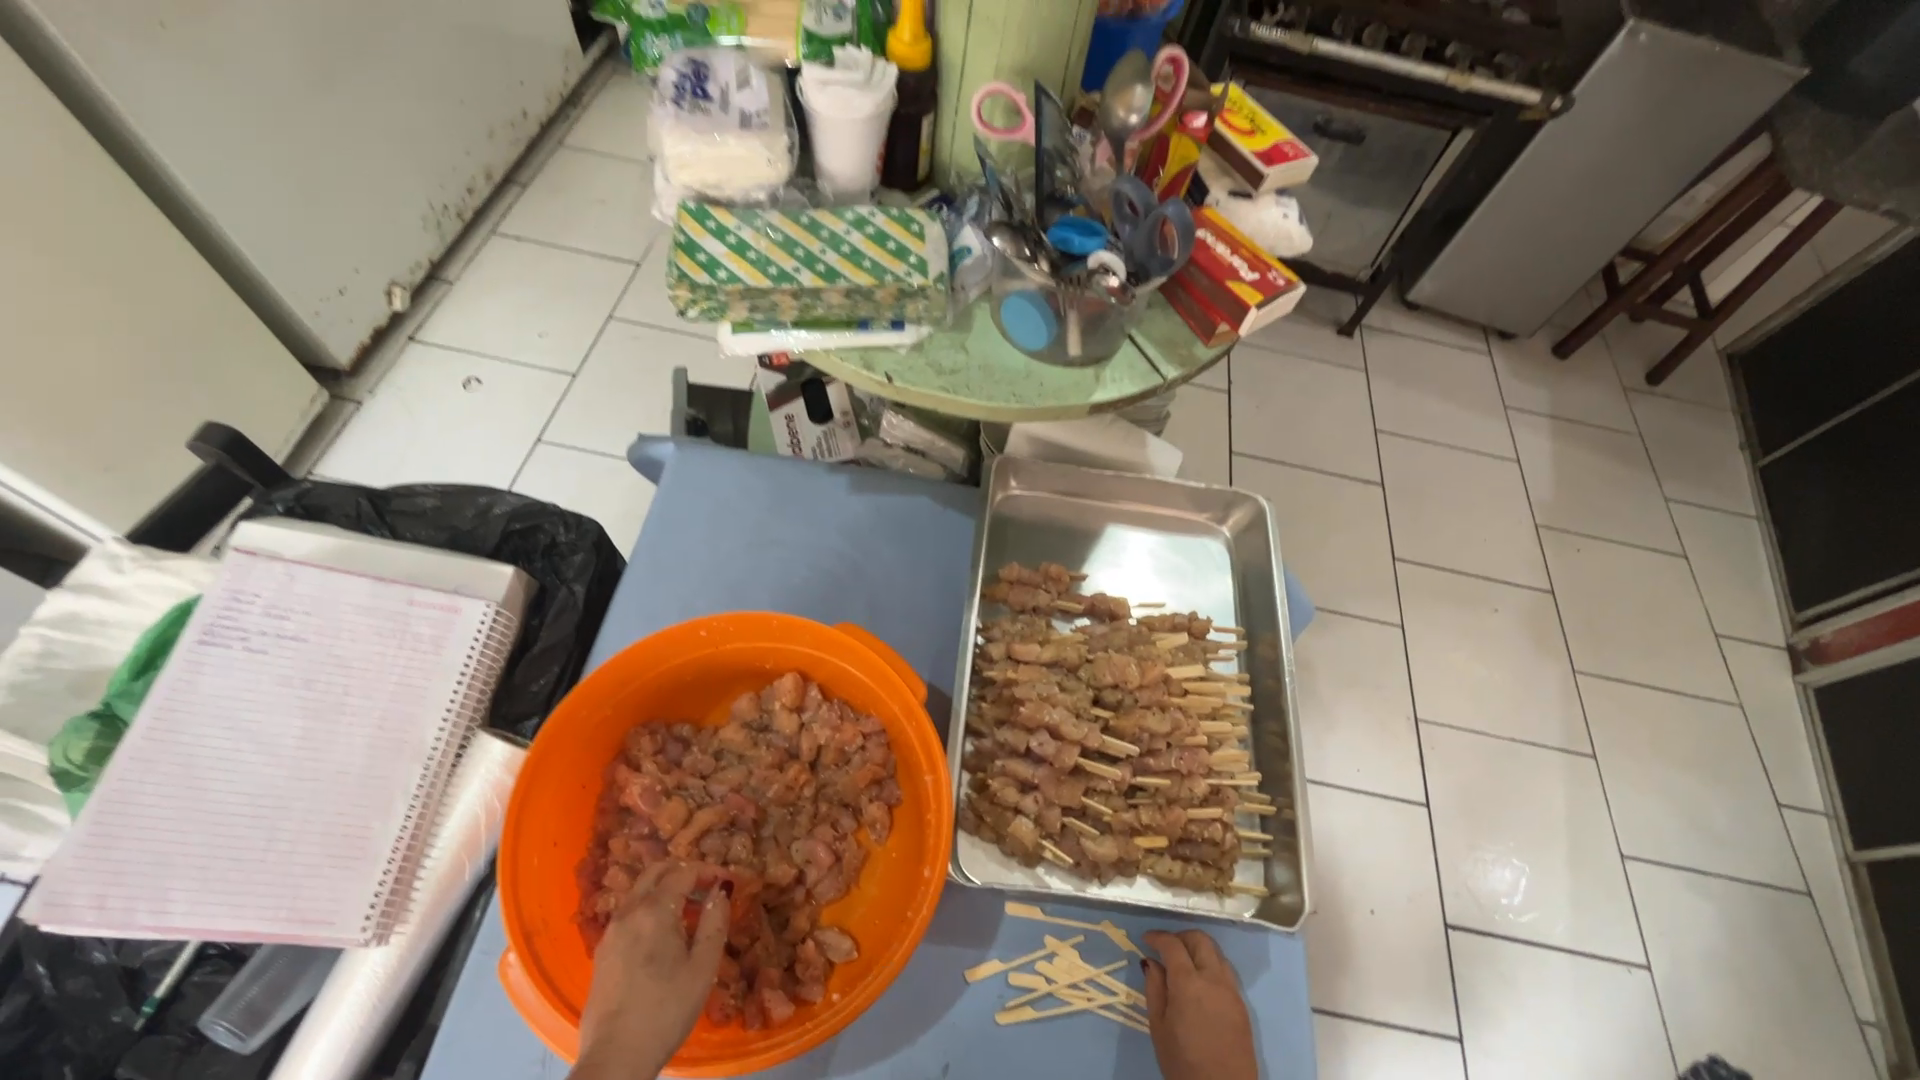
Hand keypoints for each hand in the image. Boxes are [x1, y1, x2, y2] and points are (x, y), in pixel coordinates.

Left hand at [571, 861, 730, 1079]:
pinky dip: (650, 910)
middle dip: (685, 873)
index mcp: (654, 911)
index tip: (729, 882)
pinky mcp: (602, 953)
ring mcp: (611, 933)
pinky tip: (665, 938)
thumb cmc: (667, 1010)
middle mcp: (628, 913)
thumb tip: (720, 891)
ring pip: (640, 893)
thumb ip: (714, 922)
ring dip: (666, 891)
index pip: (684, 872)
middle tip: (709, 890)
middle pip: (656, 872)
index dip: (709, 871)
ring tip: (691, 914)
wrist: (616, 1056)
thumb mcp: (703, 966)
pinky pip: (629, 915)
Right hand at [1141, 929, 1257, 1079]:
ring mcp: (1232, 990)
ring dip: (1198, 948)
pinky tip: (1199, 980)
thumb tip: (1152, 962)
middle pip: (1200, 939)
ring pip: (1216, 952)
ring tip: (1182, 961)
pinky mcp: (1242, 1004)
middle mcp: (1214, 979)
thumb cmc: (1183, 1063)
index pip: (1173, 945)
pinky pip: (1226, 970)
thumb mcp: (1158, 1026)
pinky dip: (1210, 963)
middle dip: (1180, 936)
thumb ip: (1155, 988)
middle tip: (1164, 947)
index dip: (1158, 936)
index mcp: (1189, 984)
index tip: (1145, 938)